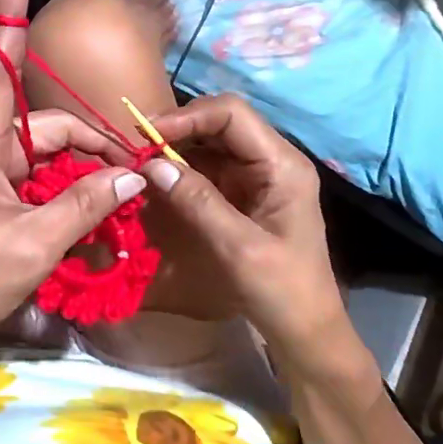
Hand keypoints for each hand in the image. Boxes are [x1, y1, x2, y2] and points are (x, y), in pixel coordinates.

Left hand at [0, 0, 145, 370]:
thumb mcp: (36, 245)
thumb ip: (87, 204)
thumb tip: (135, 173)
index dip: (4, 4)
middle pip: (47, 122)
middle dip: (92, 144)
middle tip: (134, 176)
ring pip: (48, 149)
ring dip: (83, 171)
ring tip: (118, 205)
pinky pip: (40, 171)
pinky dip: (68, 186)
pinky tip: (95, 214)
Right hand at [140, 94, 347, 352]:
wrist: (304, 329)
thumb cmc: (281, 289)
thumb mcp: (238, 247)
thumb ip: (198, 201)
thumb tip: (152, 165)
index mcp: (282, 165)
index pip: (232, 114)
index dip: (188, 116)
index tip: (148, 133)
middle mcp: (271, 160)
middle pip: (221, 121)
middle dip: (178, 127)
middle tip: (138, 145)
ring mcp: (257, 175)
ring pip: (211, 141)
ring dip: (176, 145)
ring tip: (142, 158)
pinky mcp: (242, 191)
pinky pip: (207, 165)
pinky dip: (181, 166)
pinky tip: (159, 176)